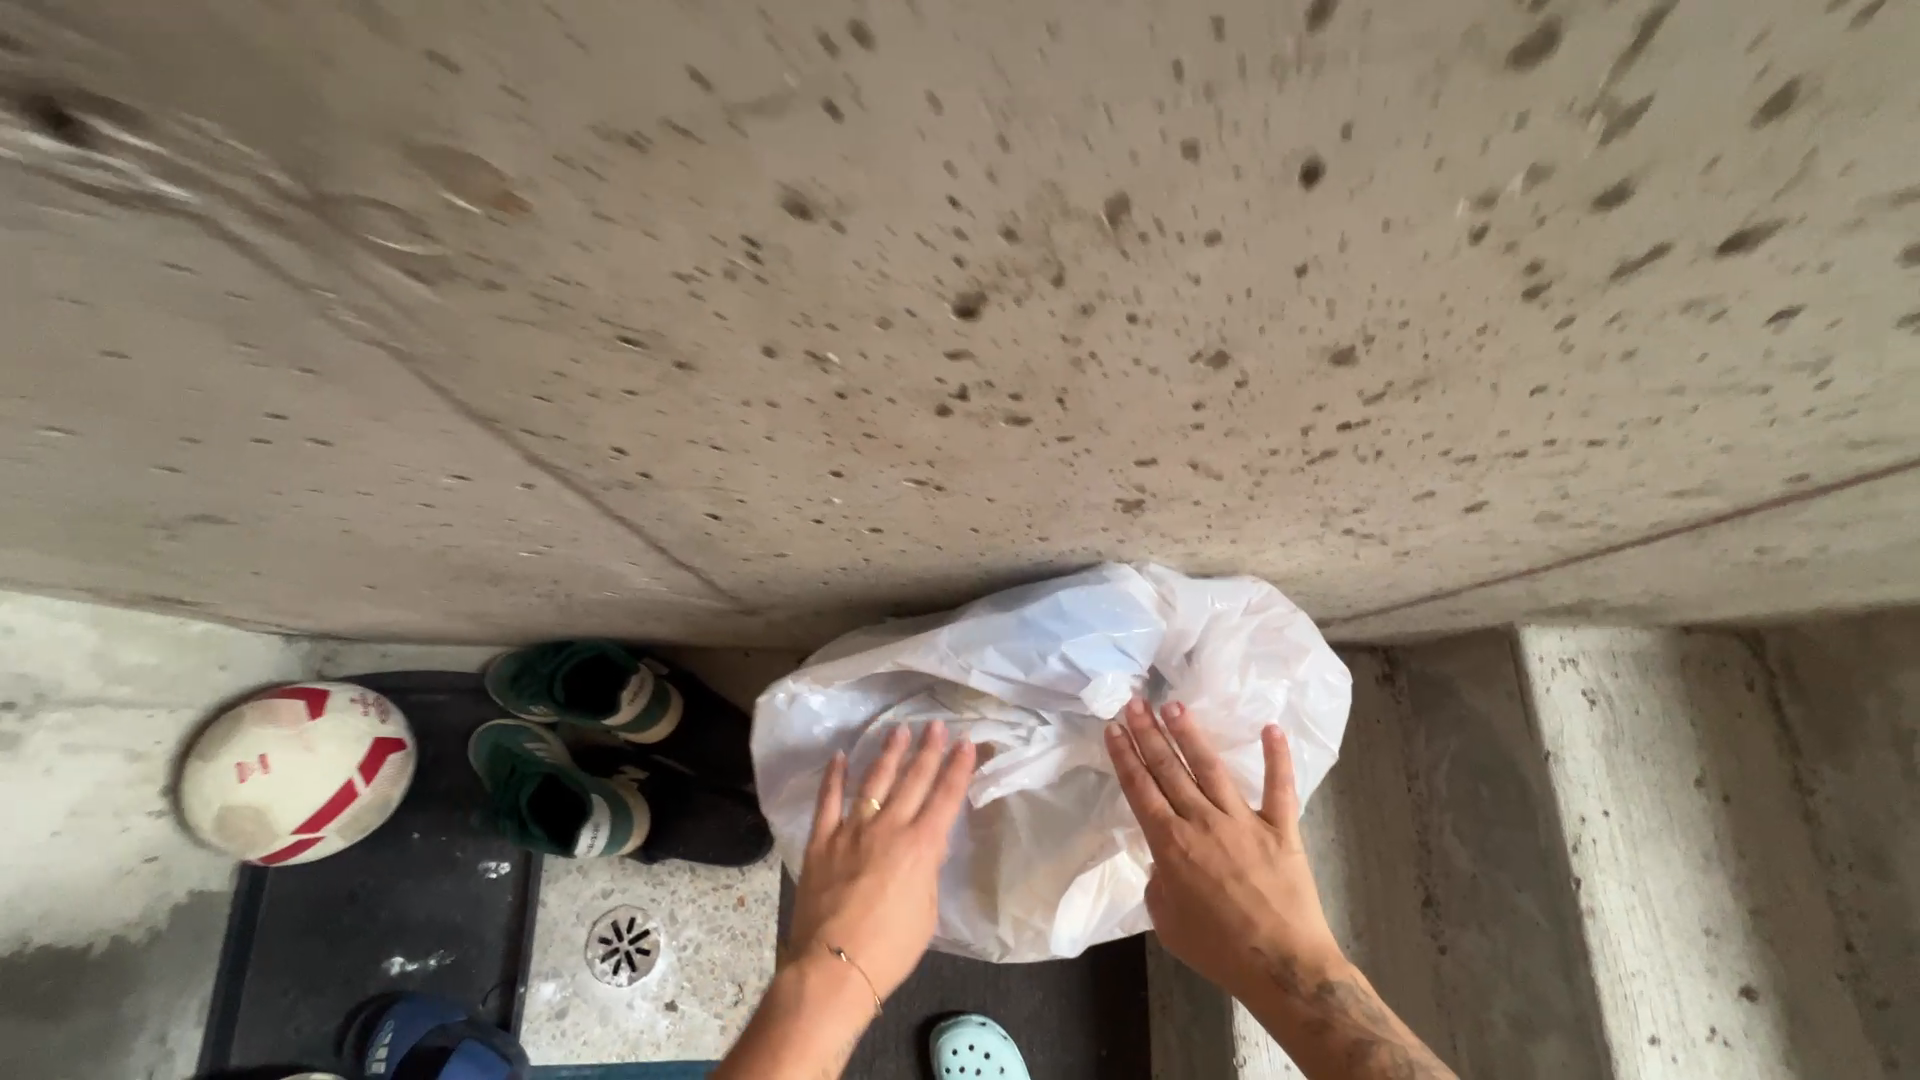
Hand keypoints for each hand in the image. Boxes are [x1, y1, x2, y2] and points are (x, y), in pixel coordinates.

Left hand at [787, 721, 976, 999]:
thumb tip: (928, 845)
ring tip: (898, 731)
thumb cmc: (891, 948)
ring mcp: (851, 831)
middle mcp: (889, 828)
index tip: (966, 742)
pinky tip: (841, 756)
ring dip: (888, 753)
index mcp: (921, 846)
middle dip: (928, 750)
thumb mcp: (927, 911)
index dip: (958, 768)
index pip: (946, 797)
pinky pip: (828, 800)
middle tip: (936, 725)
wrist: (834, 967)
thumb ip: (928, 871)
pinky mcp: (821, 841)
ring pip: (874, 781)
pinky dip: (834, 776)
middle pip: (913, 780)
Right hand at [1105, 699, 1344, 998]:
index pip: (1140, 789)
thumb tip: (1164, 862)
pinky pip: (1280, 787)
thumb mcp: (1166, 920)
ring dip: (1190, 735)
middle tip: (1136, 702)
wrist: (1282, 968)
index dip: (1125, 756)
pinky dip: (1276, 757)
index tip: (1114, 727)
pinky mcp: (1281, 829)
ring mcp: (1243, 821)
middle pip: (1168, 769)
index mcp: (1170, 844)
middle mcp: (1202, 822)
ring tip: (1174, 705)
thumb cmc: (1218, 950)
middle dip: (1149, 733)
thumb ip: (1158, 882)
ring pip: (1211, 768)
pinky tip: (1270, 728)